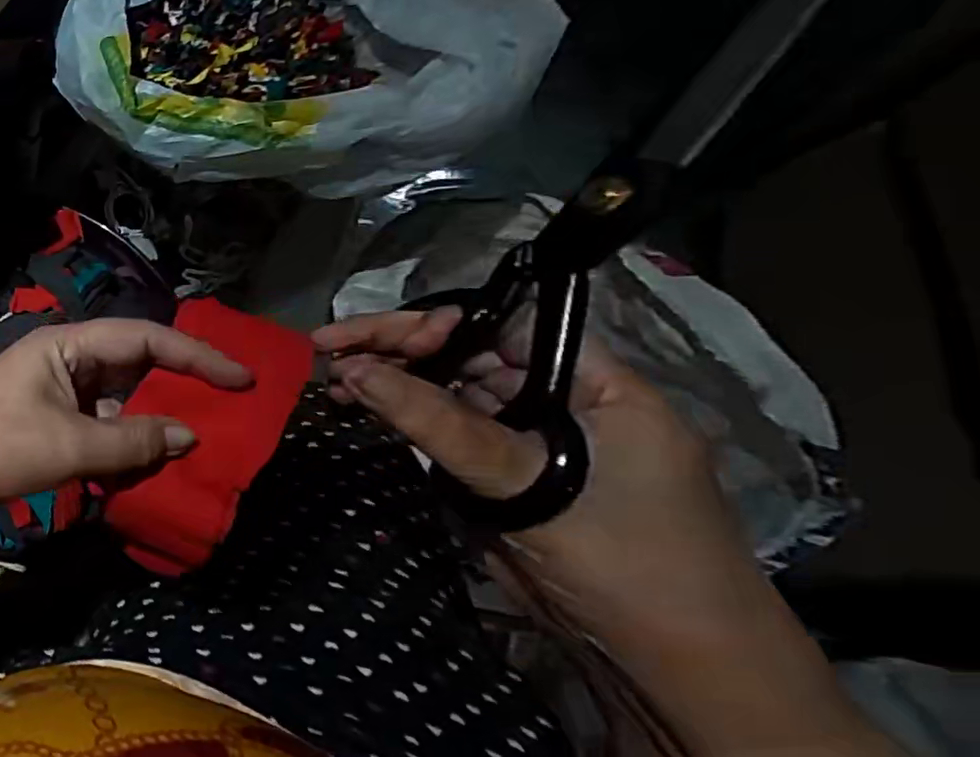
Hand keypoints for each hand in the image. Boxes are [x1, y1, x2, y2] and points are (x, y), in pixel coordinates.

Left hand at [0, 319, 251, 524]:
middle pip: (136, 363)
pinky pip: (103, 418)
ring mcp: (60, 385)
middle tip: (226, 408)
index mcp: (71, 344)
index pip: (146, 338)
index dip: (196, 356)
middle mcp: (69, 356)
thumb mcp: (72, 444)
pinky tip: (147, 459)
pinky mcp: (53, 412)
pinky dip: (127, 437)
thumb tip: (188, 436)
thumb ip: (135, 440)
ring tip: (195, 439)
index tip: (240, 377)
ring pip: (122, 395)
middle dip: (179, 386)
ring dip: (153, 418)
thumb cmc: (0, 444)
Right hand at [311, 307, 755, 646]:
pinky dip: (401, 417)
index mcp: (594, 383)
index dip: (440, 322)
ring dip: (389, 380)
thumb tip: (353, 370)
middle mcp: (557, 398)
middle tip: (327, 345)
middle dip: (395, 346)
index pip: (504, 324)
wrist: (672, 677)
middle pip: (464, 352)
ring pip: (446, 389)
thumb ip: (439, 422)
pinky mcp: (499, 472)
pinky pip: (442, 429)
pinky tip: (359, 406)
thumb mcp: (530, 484)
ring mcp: (525, 437)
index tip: (383, 338)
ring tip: (330, 377)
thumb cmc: (629, 565)